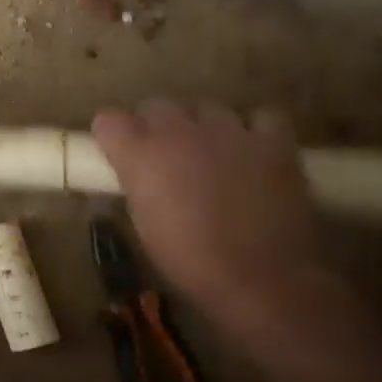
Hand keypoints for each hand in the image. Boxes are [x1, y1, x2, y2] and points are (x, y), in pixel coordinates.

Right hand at [92, 101, 325, 316]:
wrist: (258, 276)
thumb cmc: (187, 259)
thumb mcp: (142, 221)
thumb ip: (137, 184)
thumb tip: (140, 173)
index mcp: (139, 155)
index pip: (109, 119)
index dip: (113, 135)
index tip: (118, 151)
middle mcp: (178, 132)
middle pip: (156, 105)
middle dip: (155, 125)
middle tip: (164, 154)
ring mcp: (228, 132)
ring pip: (207, 108)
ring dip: (202, 127)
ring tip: (212, 153)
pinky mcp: (273, 141)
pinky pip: (261, 117)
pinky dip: (255, 130)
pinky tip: (253, 150)